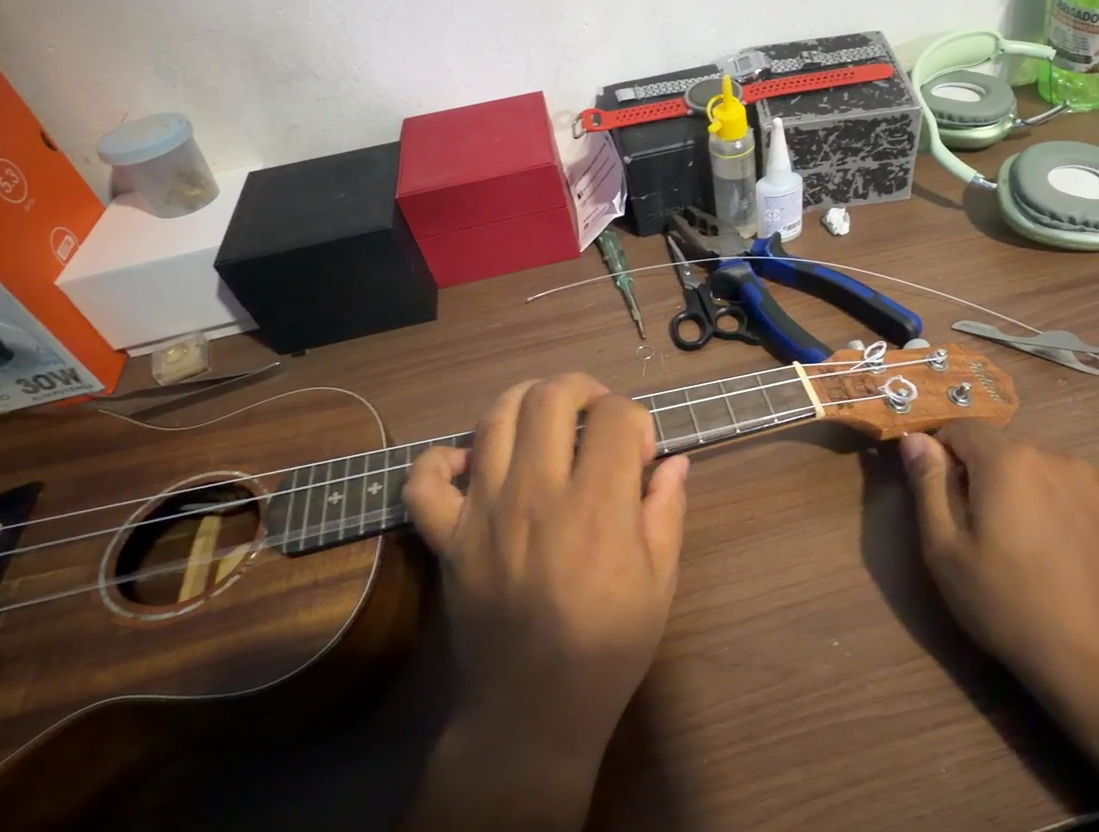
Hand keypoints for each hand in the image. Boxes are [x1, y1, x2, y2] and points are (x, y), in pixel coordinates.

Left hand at [404, 374, 690, 757]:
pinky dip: (440, 459)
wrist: (533, 710)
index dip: (635, 418)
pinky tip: (469, 462)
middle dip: (581, 389)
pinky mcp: (447, 537)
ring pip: (493, 419)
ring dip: (523, 401)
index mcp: (598, 506)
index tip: (640, 450)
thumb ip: (667, 512)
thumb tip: (673, 461)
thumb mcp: (660, 583)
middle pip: (550, 397)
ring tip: (544, 419)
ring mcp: (484, 512)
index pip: (615, 416)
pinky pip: (425, 481)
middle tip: (595, 414)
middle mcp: (537, 493)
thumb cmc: (608, 648)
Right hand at [898, 423, 1098, 707]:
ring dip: (1037, 499)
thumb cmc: (1009, 607)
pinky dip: (1077, 522)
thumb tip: (915, 438)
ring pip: (1055, 478)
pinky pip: (1093, 506)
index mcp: (1009, 461)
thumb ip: (929, 485)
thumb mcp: (945, 551)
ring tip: (1036, 556)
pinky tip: (1078, 568)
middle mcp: (1062, 460)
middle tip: (986, 536)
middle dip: (991, 480)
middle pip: (1012, 454)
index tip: (942, 496)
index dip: (944, 454)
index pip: (964, 428)